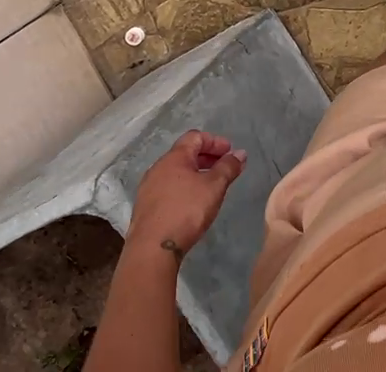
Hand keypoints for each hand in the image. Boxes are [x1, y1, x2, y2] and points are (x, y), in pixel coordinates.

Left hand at [129, 130, 246, 255]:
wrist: (152, 249)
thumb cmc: (186, 210)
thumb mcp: (215, 186)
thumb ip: (228, 167)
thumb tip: (240, 153)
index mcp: (174, 158)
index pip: (195, 136)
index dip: (215, 141)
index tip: (230, 152)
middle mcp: (158, 168)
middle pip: (185, 153)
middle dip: (207, 157)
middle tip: (224, 168)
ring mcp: (148, 189)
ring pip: (175, 172)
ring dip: (195, 173)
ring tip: (210, 187)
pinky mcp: (145, 207)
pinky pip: (168, 188)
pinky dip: (183, 188)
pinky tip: (192, 203)